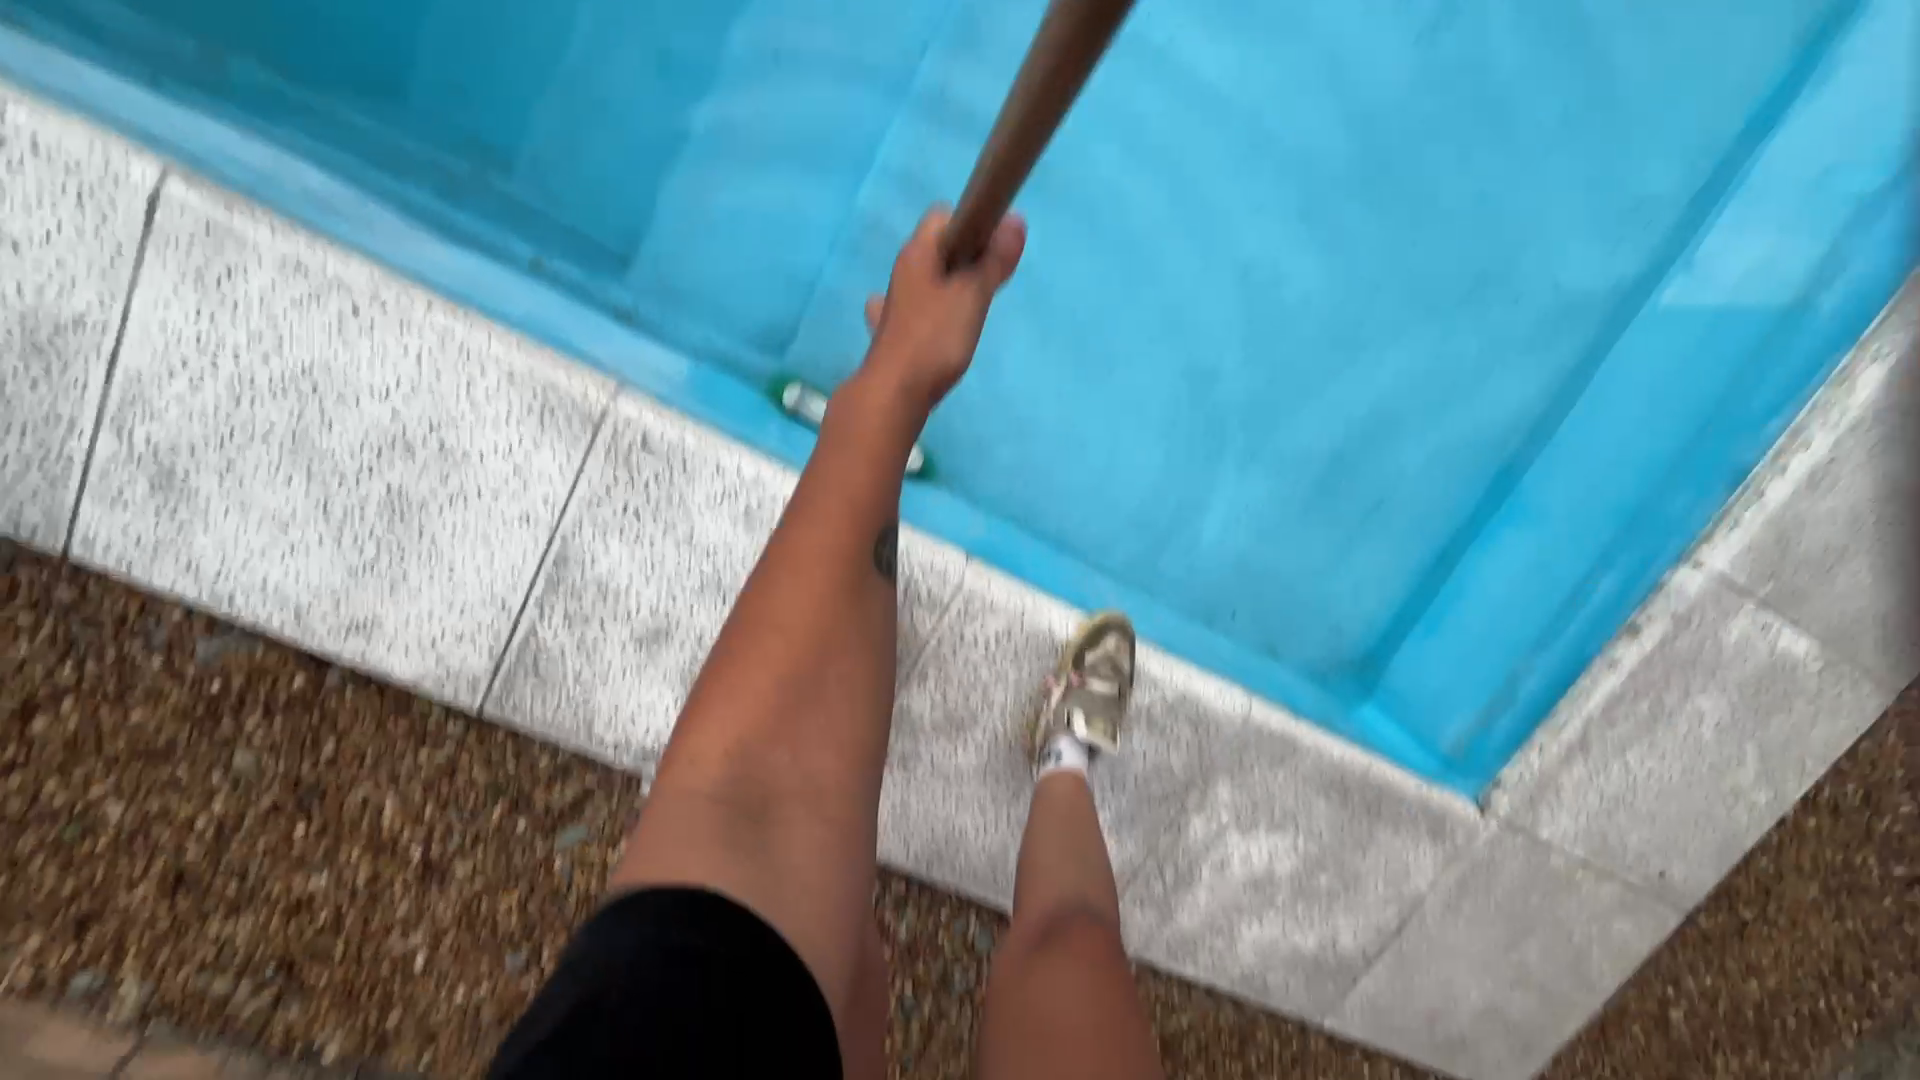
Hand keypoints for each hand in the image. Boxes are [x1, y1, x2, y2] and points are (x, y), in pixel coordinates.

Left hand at [859, 206, 1025, 412]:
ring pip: (926, 283)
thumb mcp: (972, 296)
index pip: (942, 217)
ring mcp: (894, 307)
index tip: (993, 252)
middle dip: (964, 261)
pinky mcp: (894, 337)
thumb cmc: (934, 339)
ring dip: (947, 290)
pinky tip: (937, 332)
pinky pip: (916, 315)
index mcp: (917, 254)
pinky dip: (931, 318)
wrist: (893, 394)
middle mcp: (901, 273)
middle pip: (936, 252)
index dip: (971, 225)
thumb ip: (994, 262)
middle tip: (987, 287)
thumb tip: (1015, 220)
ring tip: (969, 313)